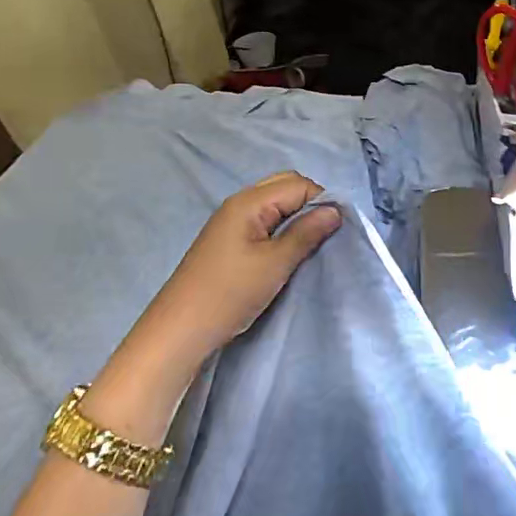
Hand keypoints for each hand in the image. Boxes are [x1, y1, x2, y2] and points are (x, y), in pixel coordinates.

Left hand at [84, 174, 340, 445]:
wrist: (179, 331)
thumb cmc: (229, 293)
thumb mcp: (275, 263)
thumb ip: (307, 233)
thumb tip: (335, 210)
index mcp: (249, 202)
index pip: (299, 184)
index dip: (321, 202)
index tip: (334, 230)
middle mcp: (239, 203)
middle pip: (286, 186)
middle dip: (309, 204)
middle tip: (321, 235)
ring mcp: (231, 221)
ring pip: (275, 203)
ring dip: (295, 217)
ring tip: (306, 245)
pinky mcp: (228, 240)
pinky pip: (264, 220)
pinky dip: (280, 228)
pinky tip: (286, 252)